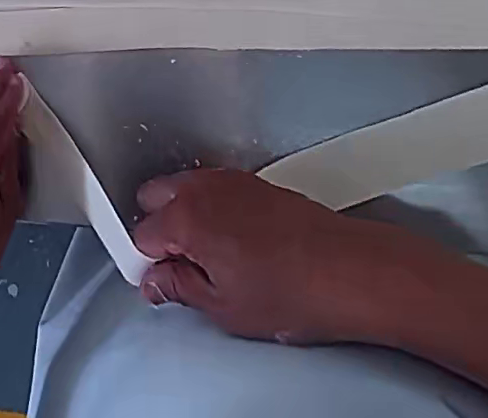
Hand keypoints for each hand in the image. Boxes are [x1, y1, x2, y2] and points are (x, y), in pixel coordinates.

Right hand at [132, 168, 458, 344]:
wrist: (347, 270)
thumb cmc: (295, 288)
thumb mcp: (223, 308)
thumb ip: (178, 288)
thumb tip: (157, 282)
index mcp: (186, 218)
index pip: (140, 234)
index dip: (147, 262)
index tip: (160, 279)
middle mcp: (201, 189)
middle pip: (152, 198)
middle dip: (157, 228)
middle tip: (180, 266)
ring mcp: (226, 179)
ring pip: (181, 188)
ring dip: (182, 215)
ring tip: (213, 257)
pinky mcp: (249, 179)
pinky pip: (211, 187)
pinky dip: (210, 207)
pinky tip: (235, 241)